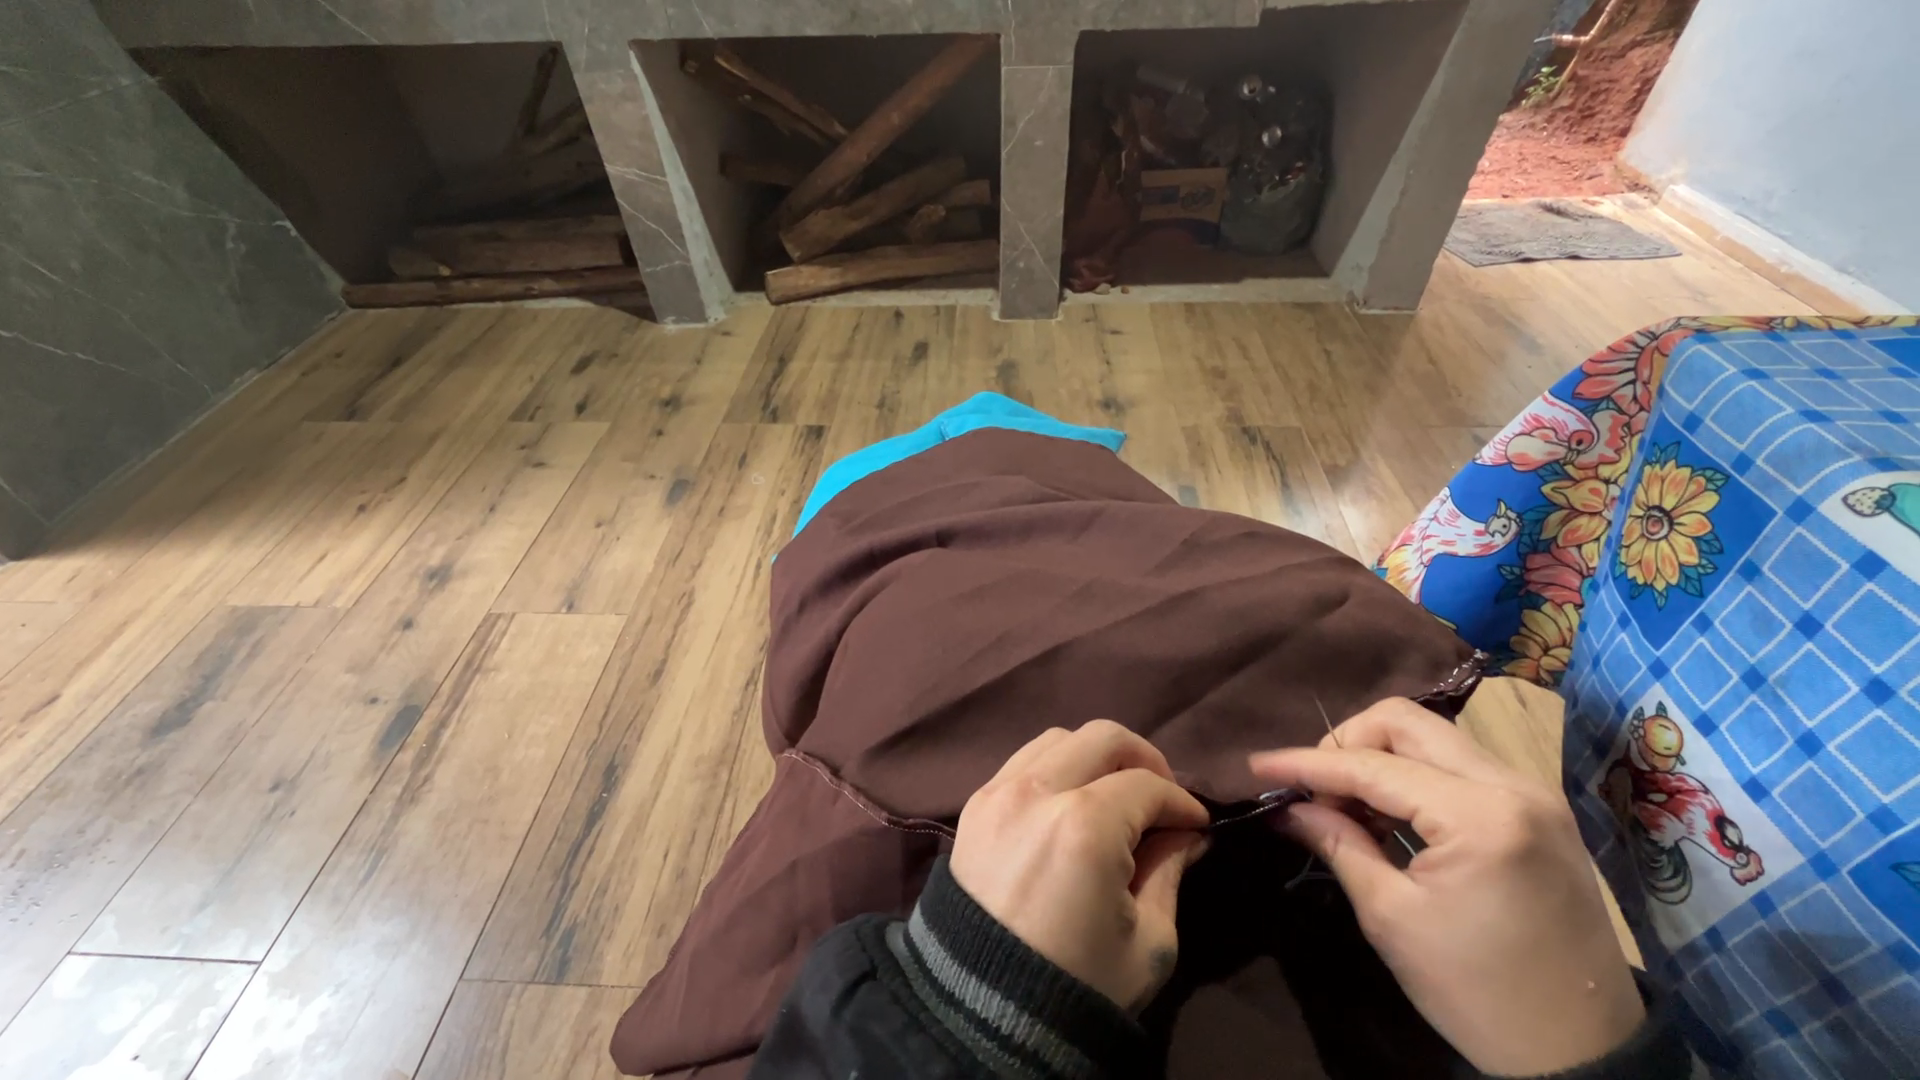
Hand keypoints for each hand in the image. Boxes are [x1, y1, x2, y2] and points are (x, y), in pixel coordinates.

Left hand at [950, 720, 1210, 1009]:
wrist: (980, 1012)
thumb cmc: (1077, 983)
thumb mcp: (1148, 940)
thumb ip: (1169, 870)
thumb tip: (1187, 833)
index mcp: (1084, 825)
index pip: (1147, 785)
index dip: (1181, 801)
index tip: (1197, 824)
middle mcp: (1037, 792)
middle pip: (1103, 737)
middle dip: (1144, 759)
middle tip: (1160, 798)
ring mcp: (998, 793)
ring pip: (1058, 739)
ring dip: (1095, 756)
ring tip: (1115, 794)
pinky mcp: (974, 805)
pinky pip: (1022, 760)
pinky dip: (1055, 766)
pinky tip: (1071, 800)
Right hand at [1250, 699, 1643, 1076]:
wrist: (1585, 1052)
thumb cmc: (1476, 993)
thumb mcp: (1390, 917)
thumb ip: (1338, 843)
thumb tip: (1289, 807)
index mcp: (1479, 817)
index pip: (1371, 765)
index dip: (1306, 763)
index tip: (1257, 766)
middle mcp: (1512, 785)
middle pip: (1405, 721)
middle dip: (1346, 743)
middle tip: (1314, 788)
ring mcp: (1532, 793)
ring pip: (1432, 736)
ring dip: (1379, 756)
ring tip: (1347, 806)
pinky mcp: (1539, 809)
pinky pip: (1458, 762)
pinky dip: (1413, 774)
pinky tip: (1390, 814)